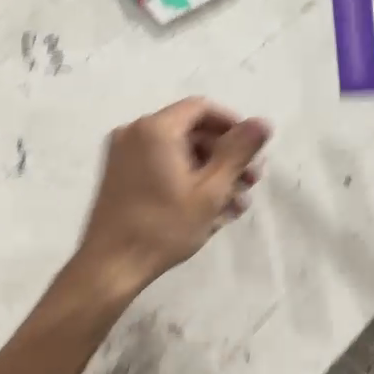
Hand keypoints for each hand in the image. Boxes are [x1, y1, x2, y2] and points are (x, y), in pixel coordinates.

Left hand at [76, 98, 270, 293]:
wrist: (111, 265)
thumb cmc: (164, 227)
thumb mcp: (210, 191)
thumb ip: (238, 152)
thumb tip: (263, 122)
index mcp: (155, 128)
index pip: (202, 108)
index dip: (233, 126)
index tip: (253, 152)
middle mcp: (135, 132)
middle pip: (190, 130)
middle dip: (225, 155)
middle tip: (250, 183)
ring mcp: (123, 153)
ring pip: (178, 152)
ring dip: (210, 172)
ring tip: (235, 204)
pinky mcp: (120, 175)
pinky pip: (160, 165)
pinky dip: (186, 179)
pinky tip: (210, 209)